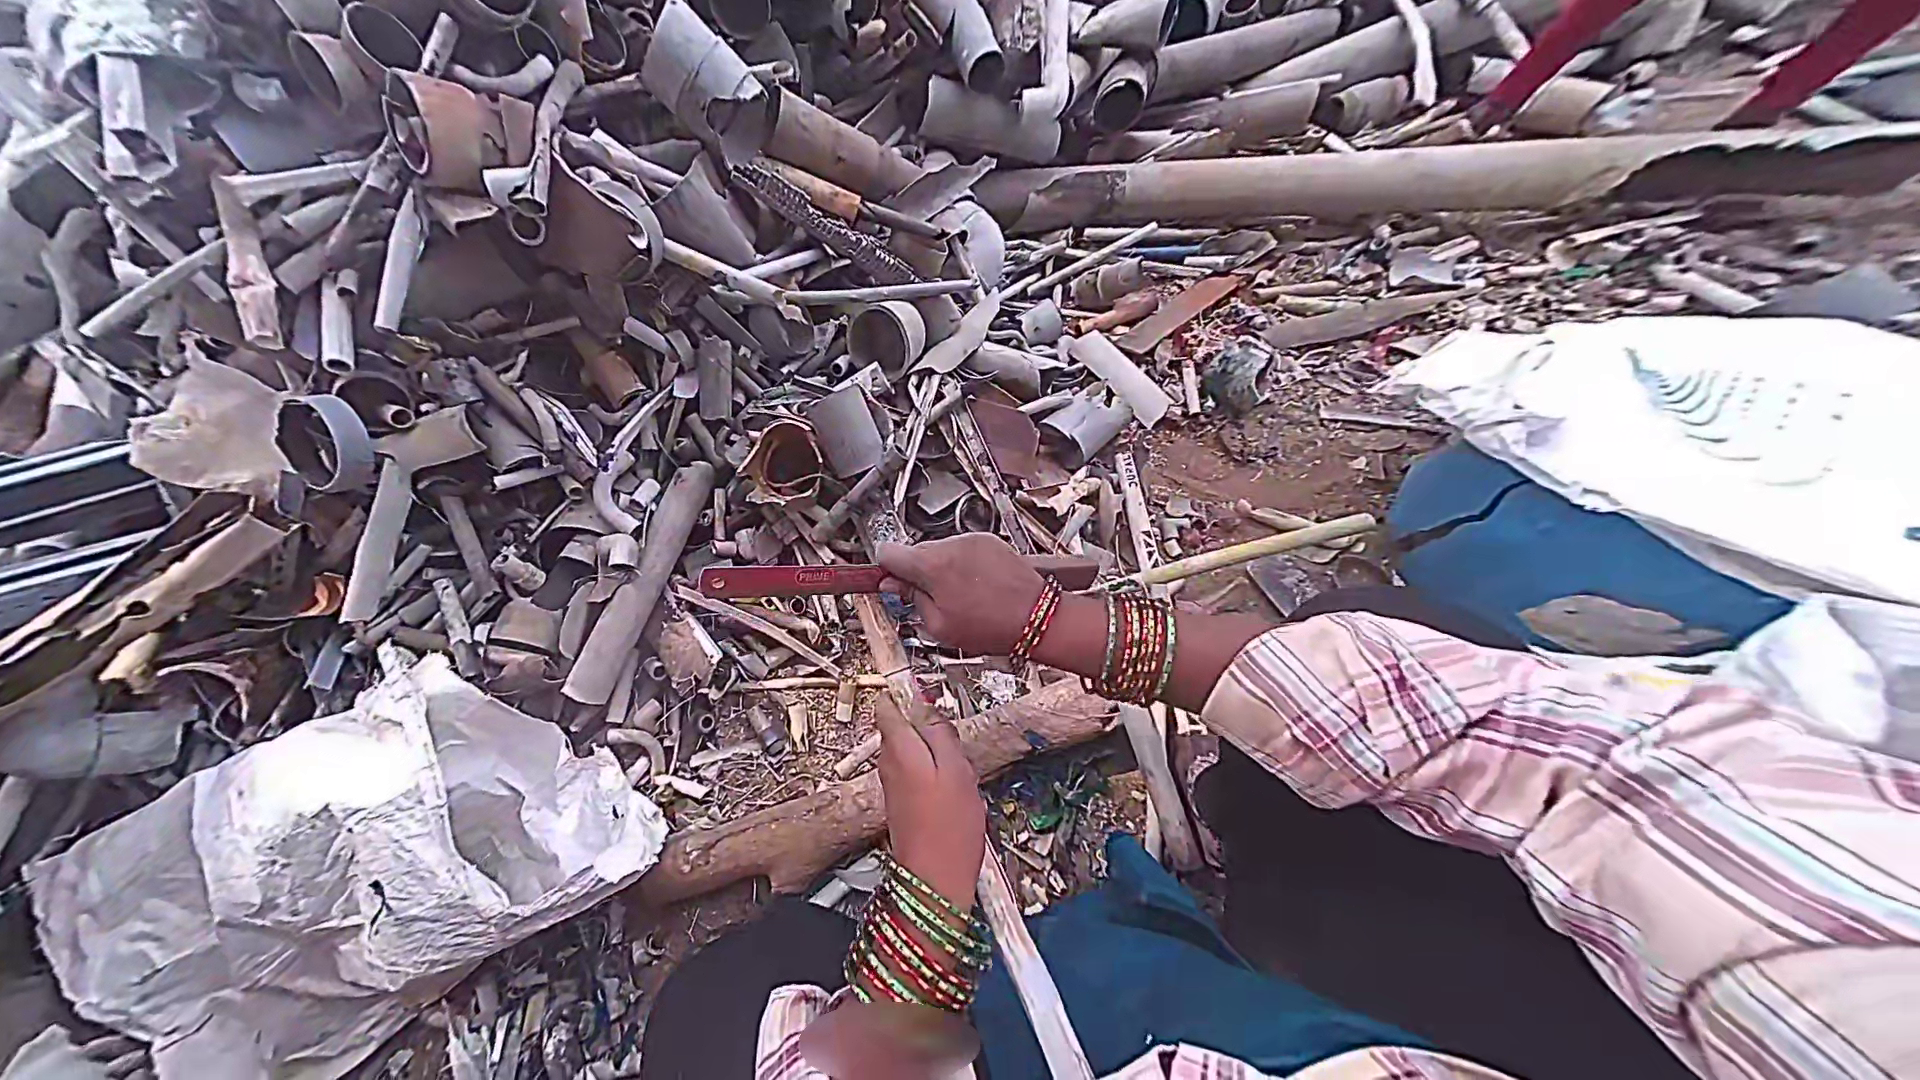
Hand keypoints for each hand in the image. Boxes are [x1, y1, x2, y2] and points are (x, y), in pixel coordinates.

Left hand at [872, 691, 983, 911]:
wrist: (935, 882)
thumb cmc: (949, 829)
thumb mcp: (957, 769)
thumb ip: (940, 731)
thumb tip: (925, 702)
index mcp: (899, 748)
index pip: (888, 704)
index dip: (909, 694)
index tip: (933, 699)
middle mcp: (888, 761)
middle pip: (902, 724)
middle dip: (930, 726)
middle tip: (955, 746)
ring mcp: (892, 781)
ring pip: (913, 746)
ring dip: (936, 750)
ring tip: (958, 771)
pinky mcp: (901, 798)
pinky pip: (917, 768)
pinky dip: (935, 771)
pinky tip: (953, 790)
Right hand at [877, 535, 1044, 655]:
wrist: (1036, 617)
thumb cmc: (991, 627)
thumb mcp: (939, 626)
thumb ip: (912, 600)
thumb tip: (892, 585)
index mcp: (932, 566)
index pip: (888, 552)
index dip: (886, 570)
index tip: (891, 583)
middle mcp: (950, 544)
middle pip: (915, 551)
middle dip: (917, 572)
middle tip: (932, 599)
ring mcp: (971, 539)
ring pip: (939, 550)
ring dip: (941, 568)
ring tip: (961, 595)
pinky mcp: (988, 540)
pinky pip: (962, 548)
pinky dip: (962, 563)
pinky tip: (976, 585)